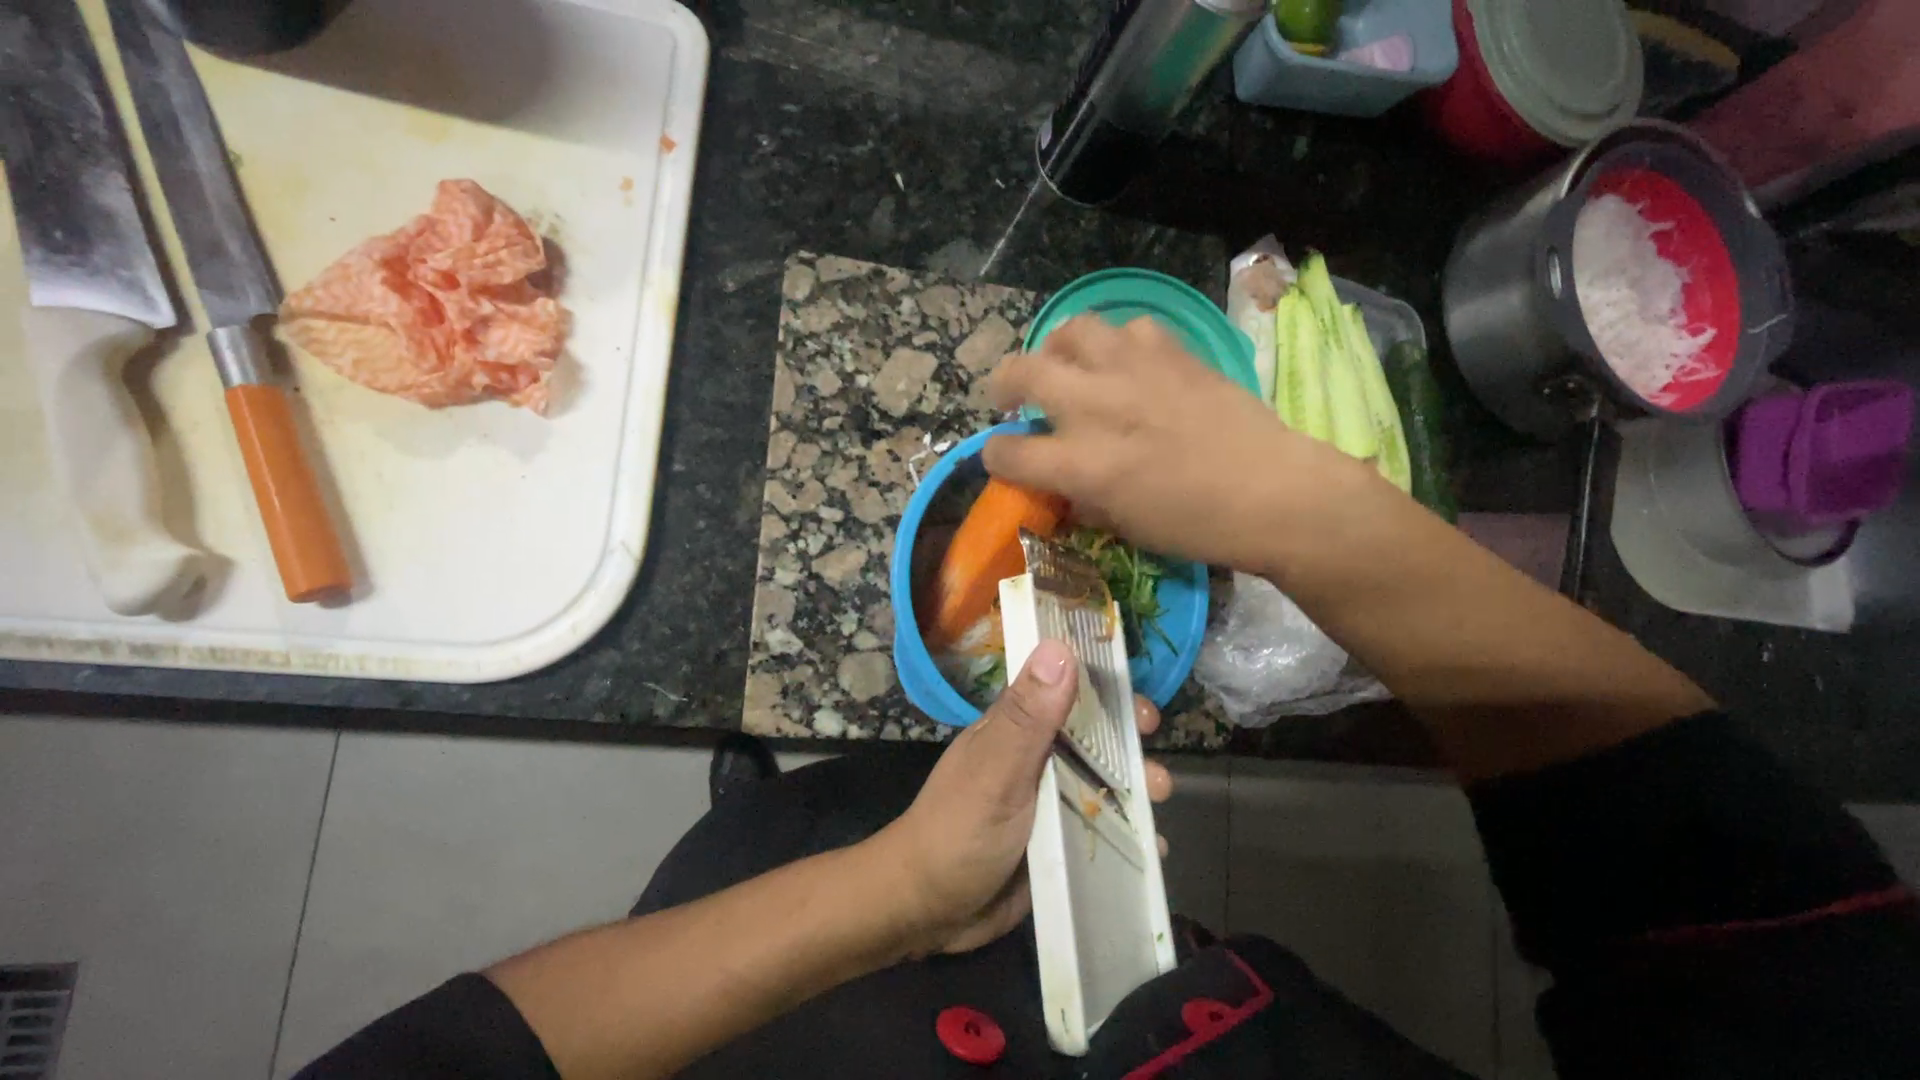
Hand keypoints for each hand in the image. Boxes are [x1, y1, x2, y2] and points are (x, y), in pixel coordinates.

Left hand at [871, 639, 1173, 956]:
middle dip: (1131, 747)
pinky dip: (1128, 834)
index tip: (1144, 706)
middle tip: (1158, 766)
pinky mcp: (1054, 844)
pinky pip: (1100, 830)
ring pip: (1102, 784)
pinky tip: (1154, 847)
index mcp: (1016, 730)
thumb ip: (1027, 716)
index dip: (1107, 691)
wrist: (927, 910)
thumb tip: (1059, 647)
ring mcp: (1046, 803)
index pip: (1065, 691)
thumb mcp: (996, 771)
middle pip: (1094, 740)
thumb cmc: (957, 831)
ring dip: (1137, 788)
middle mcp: (1034, 760)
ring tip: (1160, 801)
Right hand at [983, 315, 1379, 576]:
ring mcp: (1133, 371)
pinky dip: (1119, 344)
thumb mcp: (1125, 527)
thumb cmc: (1197, 526)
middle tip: (1013, 397)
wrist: (1272, 492)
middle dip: (1004, 385)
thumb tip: (1063, 486)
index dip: (997, 458)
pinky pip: (1128, 329)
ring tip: (1067, 365)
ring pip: (1070, 330)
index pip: (1007, 452)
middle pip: (1020, 373)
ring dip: (1057, 349)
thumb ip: (1083, 500)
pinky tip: (1130, 364)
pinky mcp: (1171, 351)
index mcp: (1081, 465)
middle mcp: (1096, 408)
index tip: (1006, 459)